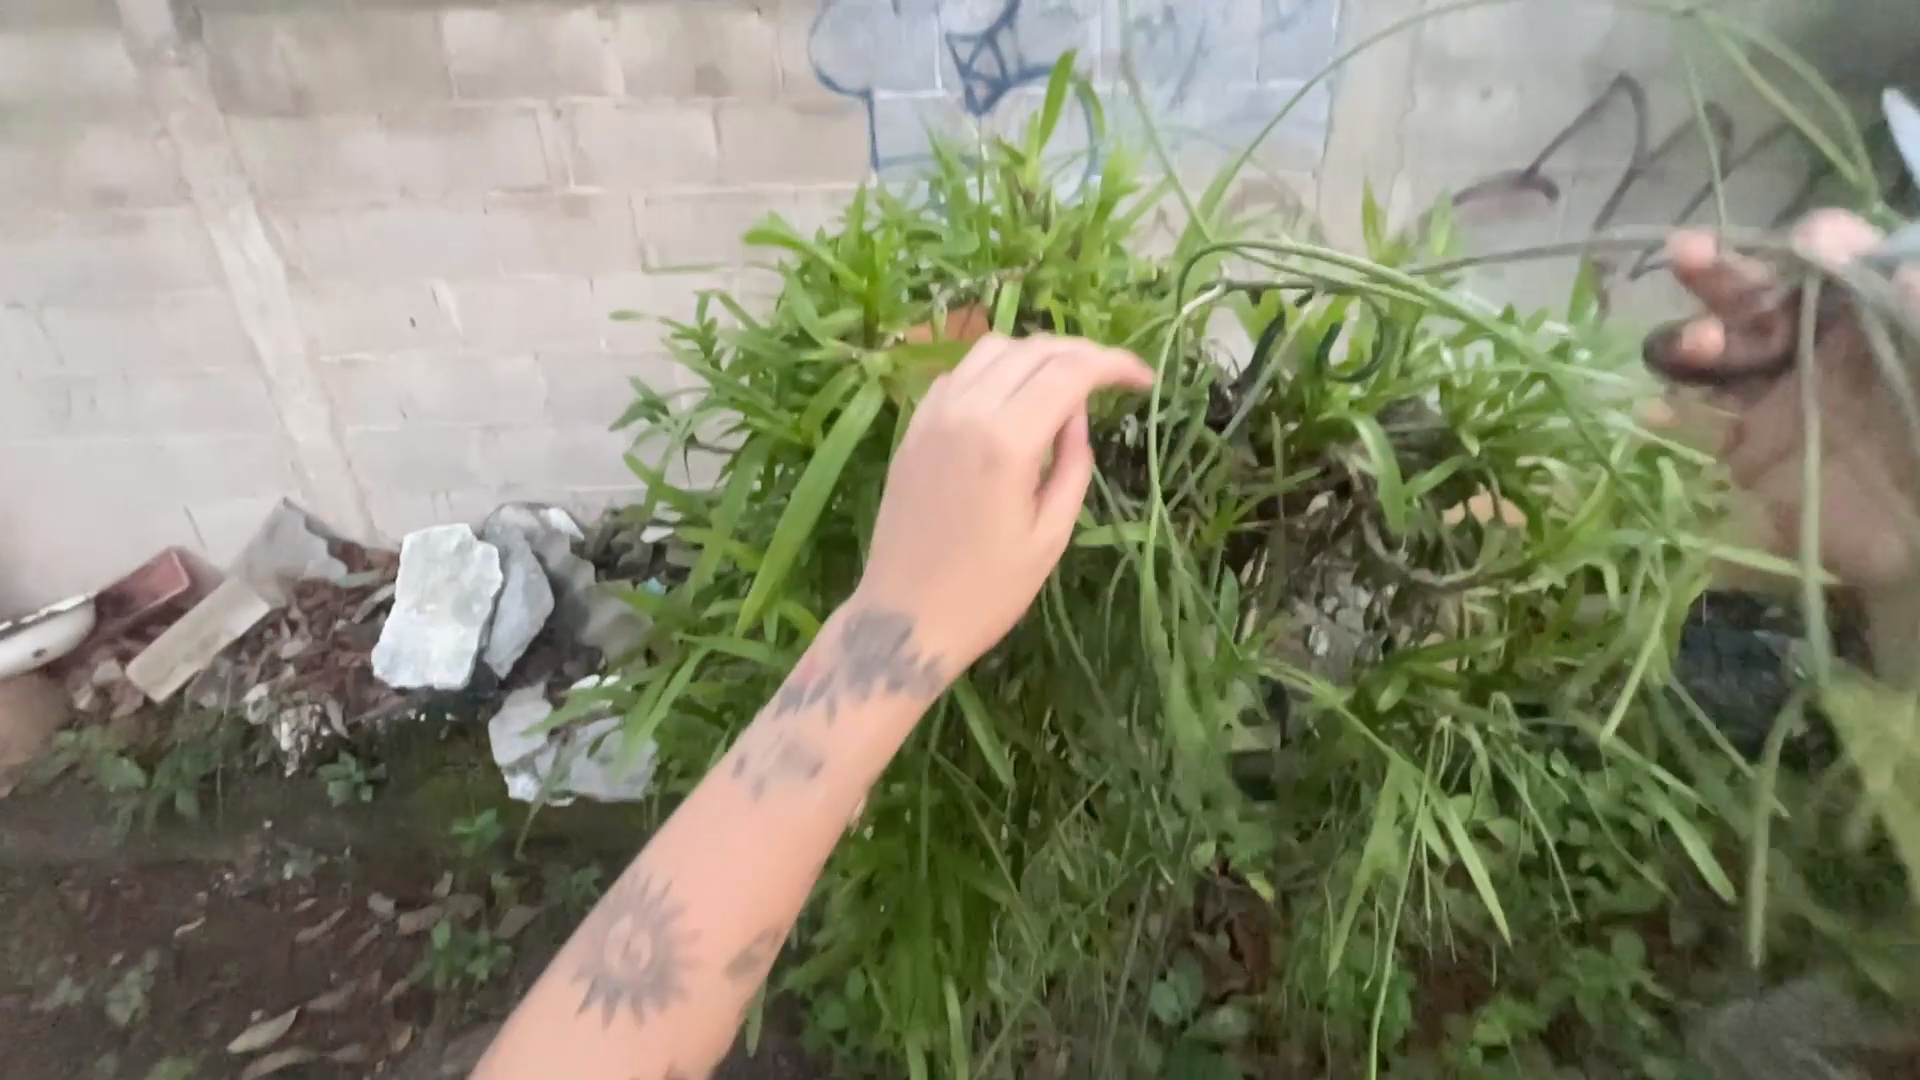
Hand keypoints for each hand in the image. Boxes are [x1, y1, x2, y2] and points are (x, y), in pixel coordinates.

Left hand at [854, 334, 1153, 666]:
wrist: (904, 617)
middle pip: (1031, 350)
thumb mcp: (1050, 536)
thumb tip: (1076, 416)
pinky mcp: (912, 429)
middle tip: (1110, 377)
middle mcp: (966, 412)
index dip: (1114, 364)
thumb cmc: (986, 593)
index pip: (1069, 372)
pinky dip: (992, 371)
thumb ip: (1072, 465)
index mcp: (1006, 442)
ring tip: (1063, 383)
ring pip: (990, 350)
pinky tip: (1009, 399)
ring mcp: (932, 416)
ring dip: (1035, 355)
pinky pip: (958, 375)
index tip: (1143, 378)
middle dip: (1080, 353)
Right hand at [1649, 210, 1919, 586]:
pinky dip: (1668, 410)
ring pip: (1715, 351)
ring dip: (1690, 340)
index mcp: (1886, 316)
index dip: (1814, 246)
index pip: (1840, 263)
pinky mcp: (1744, 446)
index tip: (1804, 243)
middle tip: (1686, 256)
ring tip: (1688, 349)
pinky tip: (1657, 411)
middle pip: (1760, 298)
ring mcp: (1779, 396)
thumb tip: (1872, 258)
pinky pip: (1695, 418)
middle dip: (1722, 276)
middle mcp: (1826, 347)